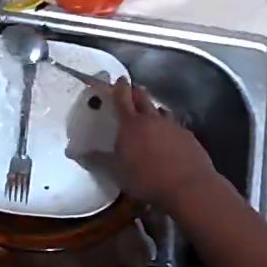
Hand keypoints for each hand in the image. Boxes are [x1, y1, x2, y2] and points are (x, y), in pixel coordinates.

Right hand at [103, 80, 218, 210]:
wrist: (188, 187)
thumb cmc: (145, 178)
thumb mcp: (117, 172)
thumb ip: (99, 160)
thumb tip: (78, 154)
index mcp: (130, 124)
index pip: (122, 99)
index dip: (120, 88)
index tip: (119, 80)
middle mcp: (152, 119)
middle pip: (143, 98)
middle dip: (136, 93)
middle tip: (132, 91)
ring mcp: (172, 126)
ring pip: (161, 110)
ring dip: (154, 109)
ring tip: (151, 113)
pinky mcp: (188, 136)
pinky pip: (175, 125)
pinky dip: (169, 126)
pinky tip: (169, 135)